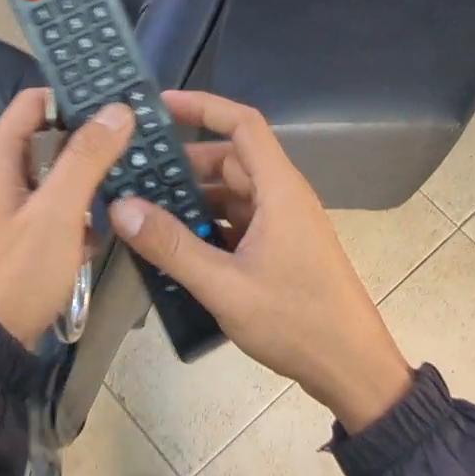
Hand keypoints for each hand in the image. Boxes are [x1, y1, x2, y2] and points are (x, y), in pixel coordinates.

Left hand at [0, 89, 134, 343]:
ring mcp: (3, 204)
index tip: (118, 106)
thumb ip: (87, 157)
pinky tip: (98, 234)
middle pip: (48, 137)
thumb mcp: (58, 211)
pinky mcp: (14, 233)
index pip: (36, 101)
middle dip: (90, 143)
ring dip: (86, 183)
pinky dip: (74, 213)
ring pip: (54, 175)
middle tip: (135, 145)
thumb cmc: (17, 270)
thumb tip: (118, 108)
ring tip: (126, 188)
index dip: (75, 98)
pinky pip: (50, 206)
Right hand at [107, 92, 412, 432]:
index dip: (204, 107)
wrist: (352, 368)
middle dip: (183, 165)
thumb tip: (122, 207)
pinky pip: (236, 224)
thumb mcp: (226, 285)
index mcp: (278, 189)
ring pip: (230, 195)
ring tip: (143, 211)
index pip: (242, 124)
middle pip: (229, 161)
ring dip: (192, 201)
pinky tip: (174, 247)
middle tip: (134, 173)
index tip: (160, 107)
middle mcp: (281, 197)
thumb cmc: (297, 321)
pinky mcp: (279, 250)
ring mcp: (282, 225)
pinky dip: (206, 227)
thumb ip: (173, 246)